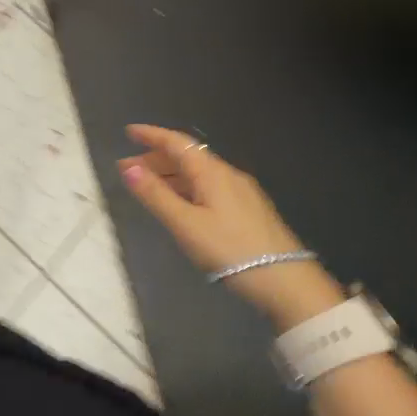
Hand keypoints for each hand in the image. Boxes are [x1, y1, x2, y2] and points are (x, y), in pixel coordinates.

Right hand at [117, 124, 344, 328]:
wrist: (289, 284)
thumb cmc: (231, 250)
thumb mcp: (186, 224)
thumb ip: (155, 195)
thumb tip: (127, 167)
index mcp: (212, 173)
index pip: (177, 142)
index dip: (152, 135)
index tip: (128, 132)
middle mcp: (228, 175)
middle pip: (187, 157)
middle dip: (155, 159)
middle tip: (129, 170)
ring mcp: (242, 193)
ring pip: (198, 174)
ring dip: (170, 175)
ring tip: (148, 188)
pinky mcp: (249, 211)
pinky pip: (209, 188)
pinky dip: (187, 188)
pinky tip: (181, 205)